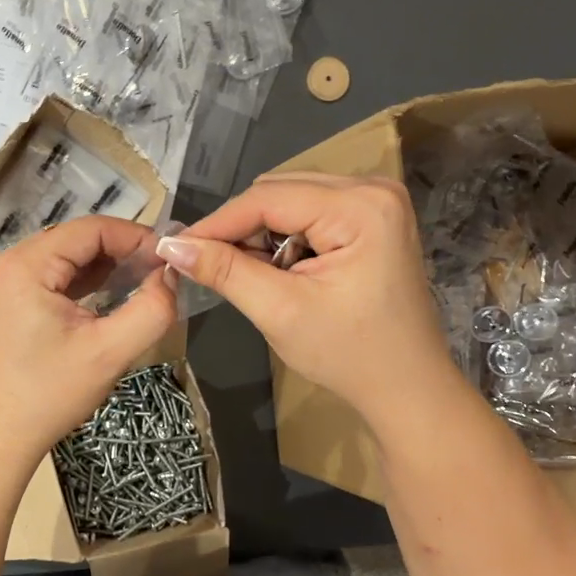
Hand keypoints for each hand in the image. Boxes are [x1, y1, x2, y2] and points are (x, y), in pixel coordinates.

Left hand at [0, 216, 177, 461]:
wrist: (1, 436)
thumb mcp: (111, 352)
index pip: (90, 229)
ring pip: (63, 258)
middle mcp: (6, 264)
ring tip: (140, 284)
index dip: (135, 237)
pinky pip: (49, 277)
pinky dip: (80, 283)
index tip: (169, 259)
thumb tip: (172, 275)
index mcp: (24, 267)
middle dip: (120, 252)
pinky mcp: (3, 301)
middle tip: (158, 274)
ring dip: (101, 267)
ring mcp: (0, 283)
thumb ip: (152, 309)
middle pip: (74, 240)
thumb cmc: (51, 395)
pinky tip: (108, 297)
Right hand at [153, 173, 455, 421]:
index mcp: (360, 206)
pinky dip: (283, 240)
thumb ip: (226, 272)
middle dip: (240, 229)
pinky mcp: (372, 220)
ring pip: (290, 202)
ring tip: (249, 276)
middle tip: (209, 268)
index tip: (173, 249)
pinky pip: (309, 214)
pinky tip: (277, 273)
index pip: (267, 198)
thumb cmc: (348, 354)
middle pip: (279, 192)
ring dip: (260, 236)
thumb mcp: (280, 312)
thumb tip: (170, 246)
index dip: (216, 223)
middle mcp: (373, 188)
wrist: (405, 386)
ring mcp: (376, 202)